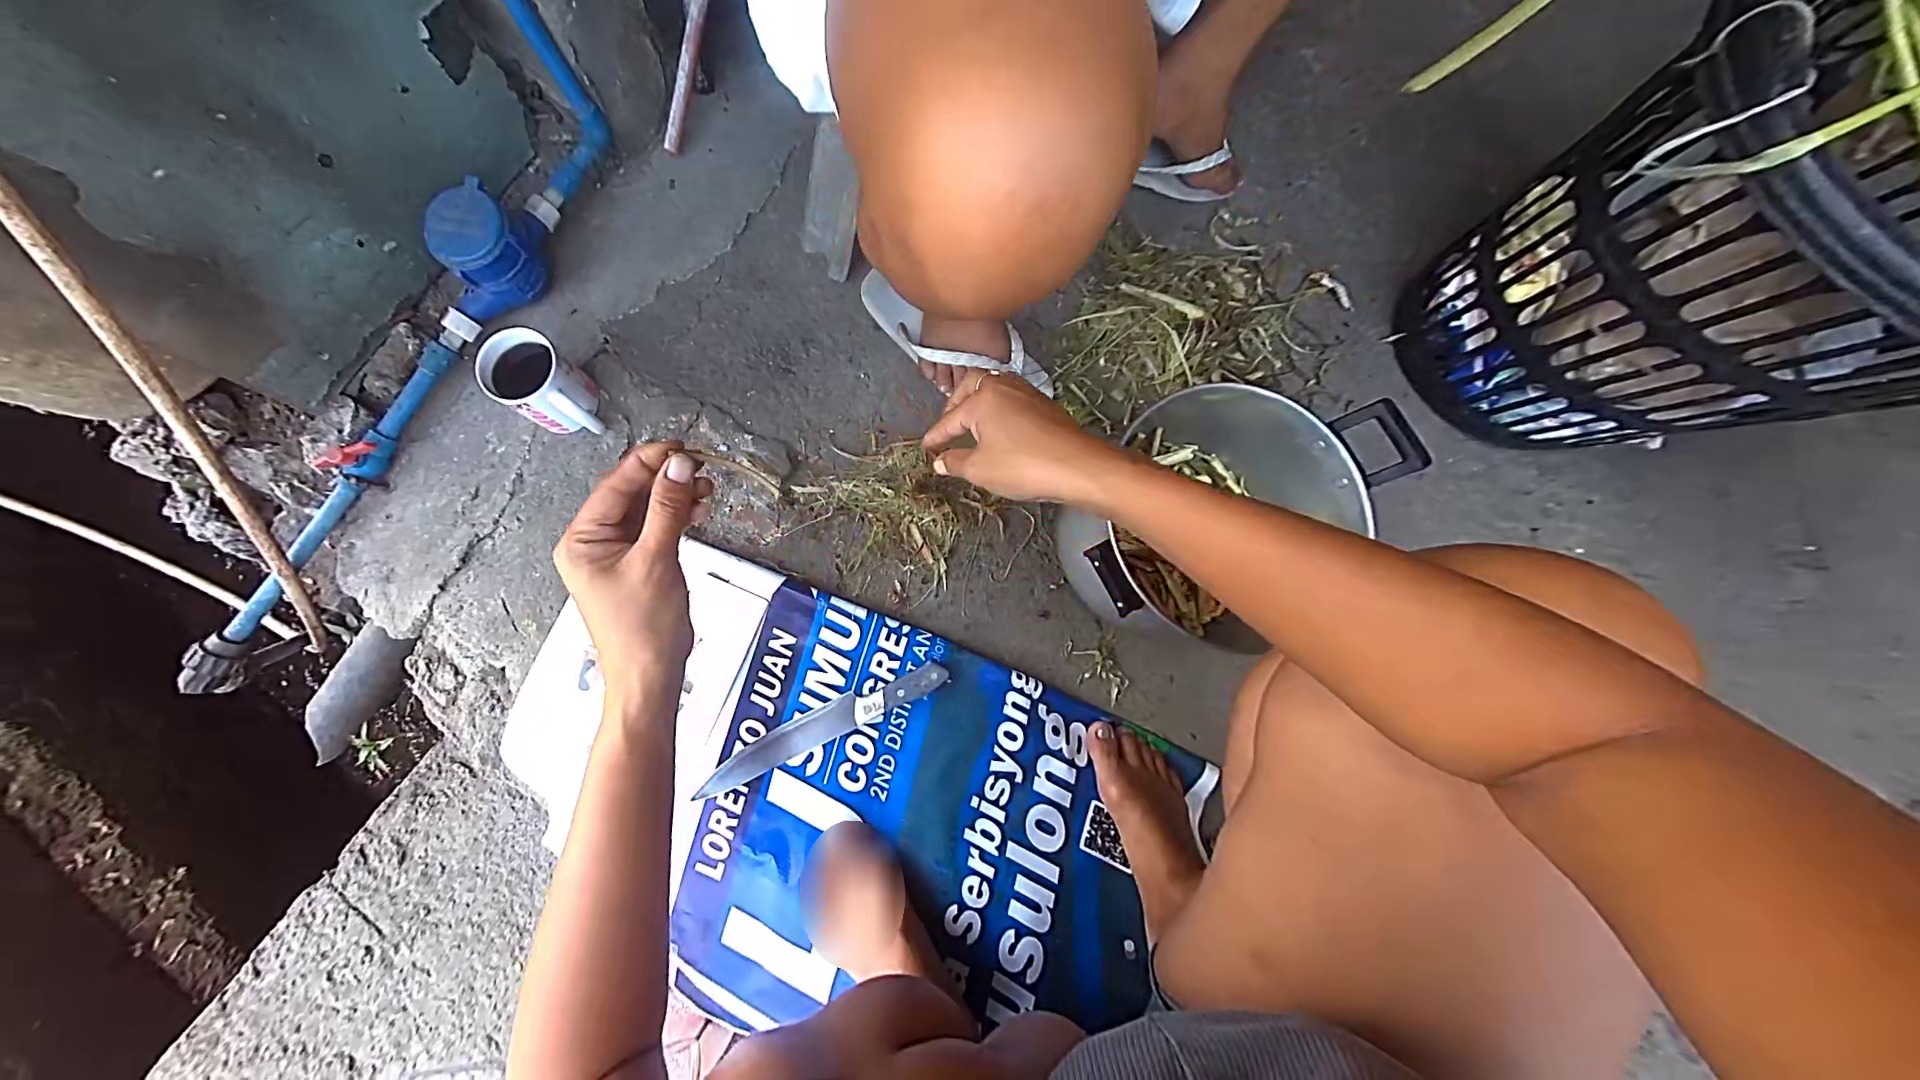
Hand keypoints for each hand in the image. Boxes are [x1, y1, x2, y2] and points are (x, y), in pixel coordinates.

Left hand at [554, 442, 713, 707]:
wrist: (650, 676)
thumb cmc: (643, 631)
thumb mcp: (657, 560)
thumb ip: (668, 509)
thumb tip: (678, 468)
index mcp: (582, 540)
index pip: (616, 485)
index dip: (649, 462)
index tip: (680, 448)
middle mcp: (594, 544)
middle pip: (631, 494)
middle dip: (666, 479)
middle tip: (698, 467)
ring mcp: (616, 555)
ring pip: (647, 510)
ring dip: (675, 496)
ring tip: (704, 487)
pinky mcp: (638, 564)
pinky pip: (656, 528)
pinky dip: (677, 516)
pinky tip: (697, 509)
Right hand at [920, 371, 1127, 503]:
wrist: (1078, 466)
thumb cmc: (1025, 465)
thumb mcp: (980, 469)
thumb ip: (955, 462)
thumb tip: (940, 461)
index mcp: (982, 399)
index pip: (949, 418)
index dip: (936, 436)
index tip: (927, 447)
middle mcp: (1004, 387)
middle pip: (971, 387)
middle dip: (955, 405)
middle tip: (948, 426)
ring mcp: (1027, 393)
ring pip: (994, 389)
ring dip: (979, 403)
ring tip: (972, 424)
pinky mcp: (1044, 405)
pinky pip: (1013, 400)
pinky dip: (999, 410)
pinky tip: (1000, 428)